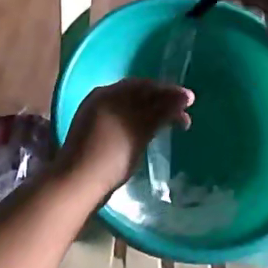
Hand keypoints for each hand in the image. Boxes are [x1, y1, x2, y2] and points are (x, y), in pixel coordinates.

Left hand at [57, 78, 192, 187]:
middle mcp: (100, 100)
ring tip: (172, 124)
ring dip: (152, 112)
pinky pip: (122, 119)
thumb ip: (161, 111)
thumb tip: (184, 95)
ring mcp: (95, 116)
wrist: (77, 182)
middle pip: (137, 94)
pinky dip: (139, 122)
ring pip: (130, 107)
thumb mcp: (139, 131)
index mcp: (108, 93)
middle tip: (183, 114)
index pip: (144, 85)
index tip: (190, 102)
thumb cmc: (110, 154)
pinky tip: (149, 132)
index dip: (168, 91)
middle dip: (162, 101)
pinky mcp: (94, 134)